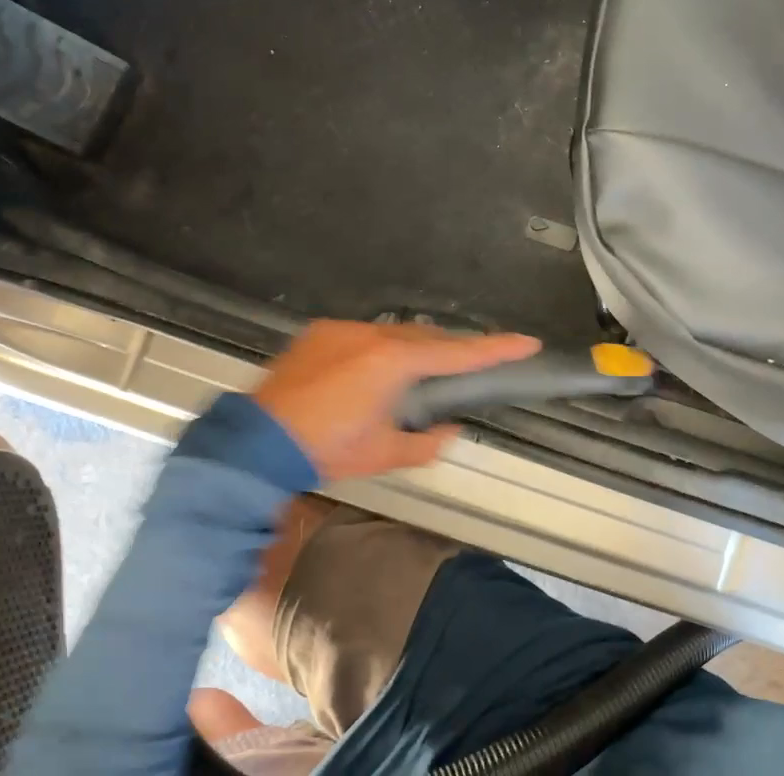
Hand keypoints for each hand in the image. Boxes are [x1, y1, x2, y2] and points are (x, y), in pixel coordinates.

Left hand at [254, 320, 539, 482]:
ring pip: (394, 333)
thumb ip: (425, 443)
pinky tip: (376, 372)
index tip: (528, 341)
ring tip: (422, 373)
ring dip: (415, 349)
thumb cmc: (325, 448)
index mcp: (393, 362)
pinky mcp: (319, 334)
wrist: (255, 442)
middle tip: (473, 364)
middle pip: (427, 337)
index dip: (496, 348)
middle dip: (453, 349)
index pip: (457, 353)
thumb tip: (449, 431)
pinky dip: (382, 349)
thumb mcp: (382, 453)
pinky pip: (365, 335)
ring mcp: (342, 330)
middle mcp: (371, 335)